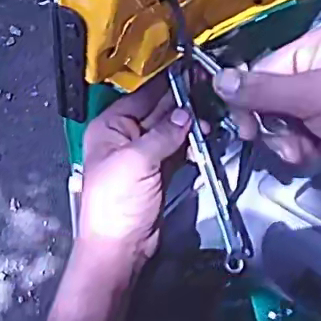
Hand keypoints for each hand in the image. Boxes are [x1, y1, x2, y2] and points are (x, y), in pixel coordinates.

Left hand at [76, 80, 191, 263]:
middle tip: (209, 93)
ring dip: (190, 125)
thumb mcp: (136, 161)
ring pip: (171, 131)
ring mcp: (143, 156)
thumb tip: (185, 114)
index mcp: (109, 128)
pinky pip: (178, 151)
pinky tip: (204, 138)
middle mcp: (124, 138)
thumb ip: (163, 135)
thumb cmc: (114, 205)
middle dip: (183, 104)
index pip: (141, 97)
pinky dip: (191, 145)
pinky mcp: (158, 173)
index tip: (191, 73)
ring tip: (210, 118)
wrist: (120, 247)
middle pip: (158, 112)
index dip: (167, 85)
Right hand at [211, 24, 320, 189]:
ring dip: (288, 141)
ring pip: (286, 120)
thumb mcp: (313, 96)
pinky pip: (304, 134)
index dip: (251, 100)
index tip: (247, 126)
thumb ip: (262, 90)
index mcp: (319, 45)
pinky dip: (305, 148)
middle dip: (274, 125)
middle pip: (272, 97)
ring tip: (306, 151)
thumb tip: (220, 80)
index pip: (264, 70)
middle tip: (285, 142)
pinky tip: (317, 154)